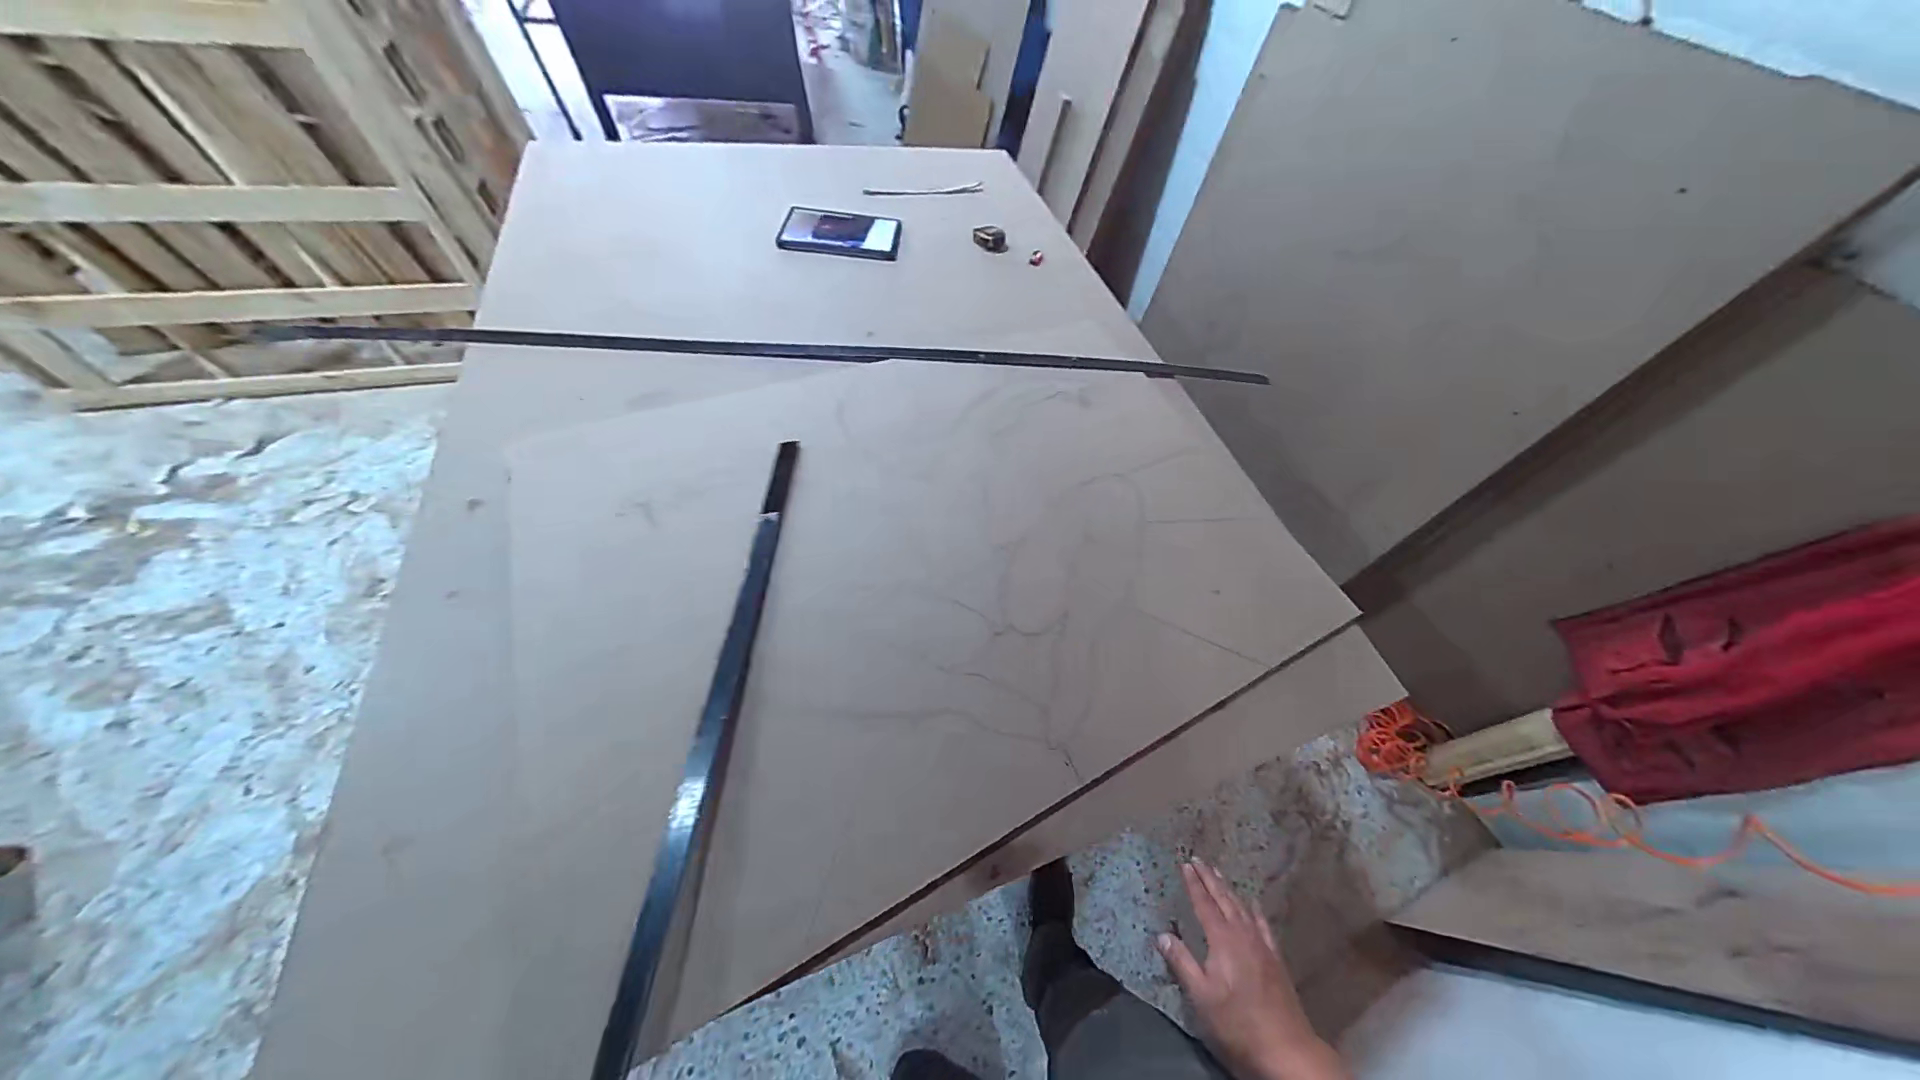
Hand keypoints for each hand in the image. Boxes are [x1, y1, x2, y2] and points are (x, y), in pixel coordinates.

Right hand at [1156, 860, 1348, 1079]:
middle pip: (1224, 900)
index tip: (1184, 864)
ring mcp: (1262, 946)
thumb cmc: (1237, 1023)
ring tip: (1218, 874)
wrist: (1286, 1049)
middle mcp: (1243, 935)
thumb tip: (1163, 935)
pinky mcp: (1275, 959)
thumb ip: (1182, 962)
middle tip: (1198, 860)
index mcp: (1222, 940)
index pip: (1204, 904)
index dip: (1194, 884)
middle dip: (1209, 879)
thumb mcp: (1201, 996)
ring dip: (1228, 889)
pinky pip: (1262, 924)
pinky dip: (1254, 910)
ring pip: (1242, 908)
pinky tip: (1253, 905)